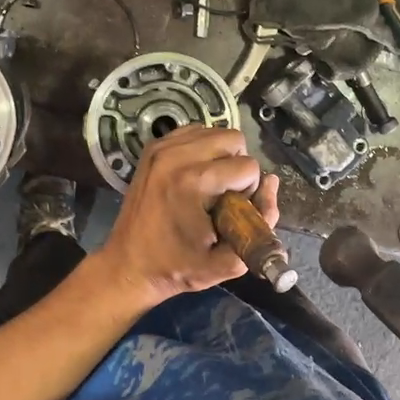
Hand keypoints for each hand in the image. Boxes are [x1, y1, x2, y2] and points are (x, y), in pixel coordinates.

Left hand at [86, 125, 279, 308]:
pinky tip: (197, 173)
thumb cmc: (177, 267)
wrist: (128, 266)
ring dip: (222, 155)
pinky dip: (203, 148)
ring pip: (215, 131)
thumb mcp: (229, 261)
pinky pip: (194, 132)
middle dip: (238, 166)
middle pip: (234, 139)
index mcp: (193, 182)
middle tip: (226, 194)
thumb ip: (262, 223)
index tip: (233, 211)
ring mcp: (161, 148)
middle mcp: (176, 156)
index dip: (249, 190)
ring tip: (211, 185)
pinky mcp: (153, 147)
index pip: (248, 166)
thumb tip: (271, 183)